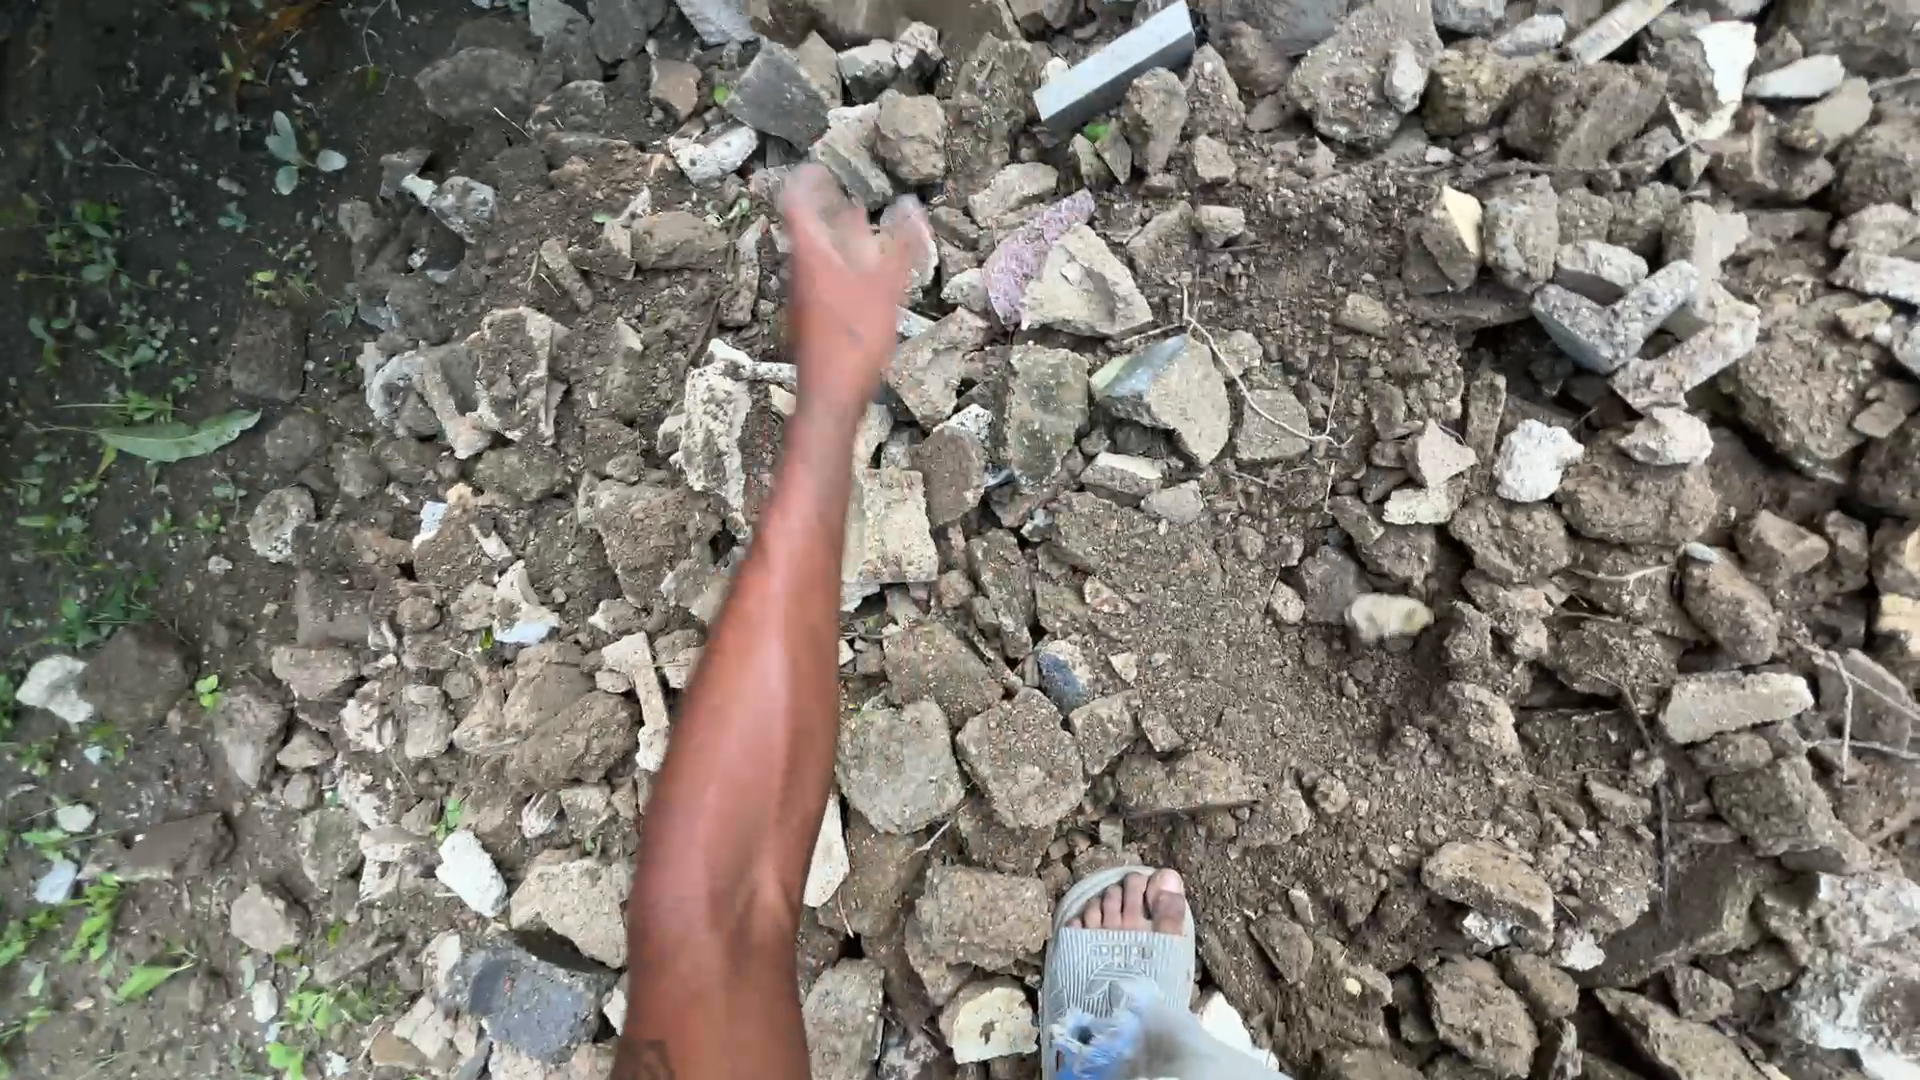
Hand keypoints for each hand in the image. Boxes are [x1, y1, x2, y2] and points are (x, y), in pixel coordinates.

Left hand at [780, 165, 928, 426]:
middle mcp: (798, 274)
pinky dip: (838, 271)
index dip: (808, 179)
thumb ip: (900, 247)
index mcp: (812, 256)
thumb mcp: (886, 290)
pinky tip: (860, 285)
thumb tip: (910, 206)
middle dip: (828, 211)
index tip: (824, 168)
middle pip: (806, 229)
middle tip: (850, 200)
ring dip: (836, 243)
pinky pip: (820, 284)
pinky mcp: (808, 323)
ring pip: (814, 259)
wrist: (830, 396)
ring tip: (862, 239)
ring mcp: (800, 300)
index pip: (797, 200)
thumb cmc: (854, 343)